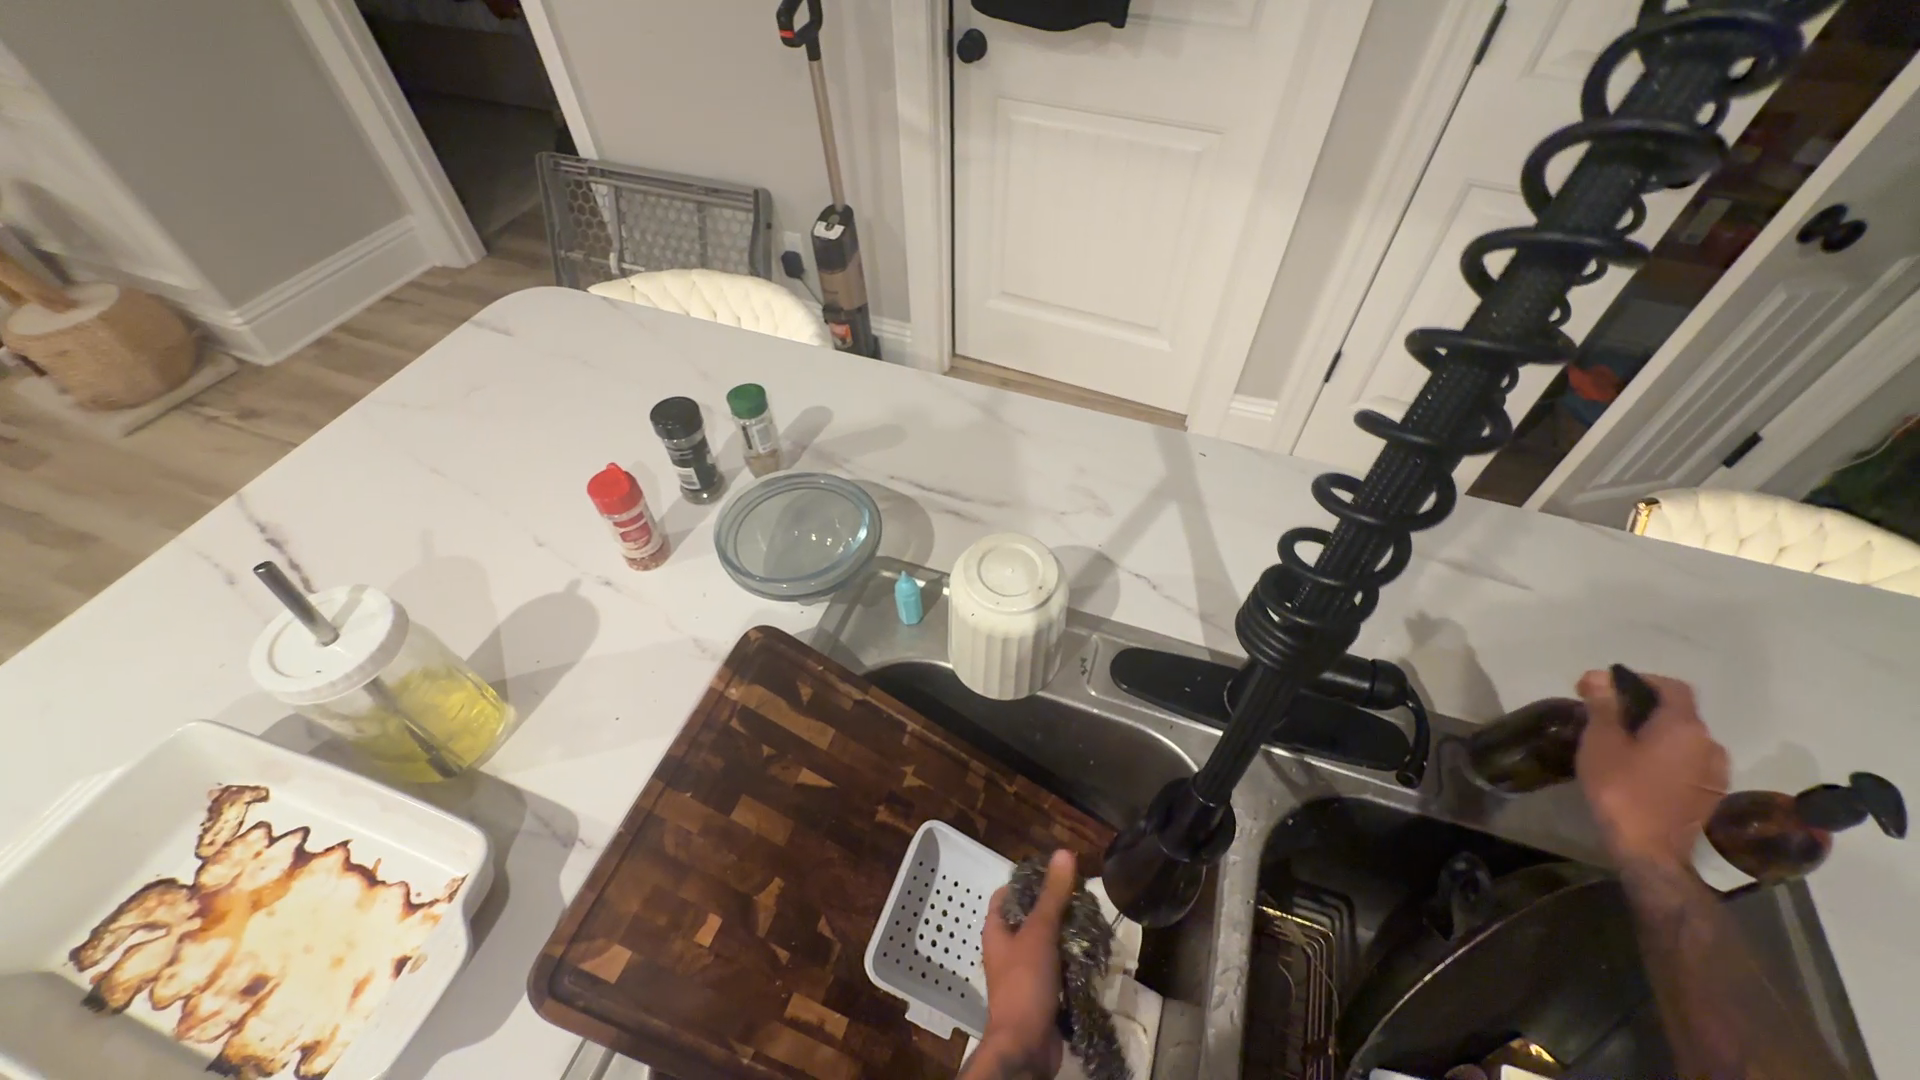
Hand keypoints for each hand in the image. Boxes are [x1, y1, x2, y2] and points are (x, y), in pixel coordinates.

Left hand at [966, 849, 1076, 1079]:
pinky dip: (1073, 960)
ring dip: (1067, 935)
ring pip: (1047, 943)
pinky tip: (1092, 953)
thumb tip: (1064, 852)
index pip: (1008, 893)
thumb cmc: (1025, 982)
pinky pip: (1058, 968)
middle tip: (1083, 896)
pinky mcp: (1042, 992)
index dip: (1028, 881)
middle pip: (1031, 917)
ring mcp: (1024, 972)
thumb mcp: (1040, 932)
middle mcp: (1007, 948)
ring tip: (1093, 921)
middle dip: (1056, 907)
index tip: (1057, 873)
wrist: (1026, 1045)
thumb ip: (1053, 895)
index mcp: (997, 930)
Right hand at [1575, 670, 1729, 869]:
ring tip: (1621, 745)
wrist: (1650, 849)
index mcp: (1685, 726)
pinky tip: (1640, 770)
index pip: (1672, 687)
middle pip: (1678, 713)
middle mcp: (1709, 743)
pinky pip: (1688, 760)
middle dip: (1642, 708)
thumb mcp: (1602, 742)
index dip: (1641, 681)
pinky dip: (1666, 755)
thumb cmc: (1621, 789)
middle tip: (1606, 717)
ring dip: (1655, 734)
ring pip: (1683, 739)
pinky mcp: (1711, 792)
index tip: (1609, 688)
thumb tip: (1600, 676)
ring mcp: (1715, 771)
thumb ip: (1604, 706)